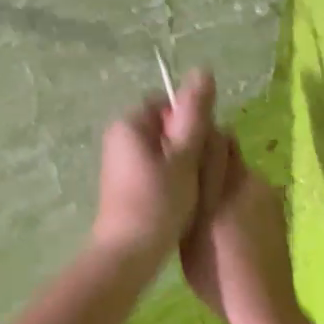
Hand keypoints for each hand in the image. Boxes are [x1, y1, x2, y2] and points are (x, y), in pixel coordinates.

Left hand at [91, 70, 214, 259]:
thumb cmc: (159, 202)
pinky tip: (183, 202)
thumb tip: (202, 70)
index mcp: (130, 123)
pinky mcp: (126, 186)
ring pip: (166, 152)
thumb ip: (195, 114)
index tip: (202, 148)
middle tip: (203, 171)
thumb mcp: (184, 155)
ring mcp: (121, 163)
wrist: (129, 254)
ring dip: (185, 166)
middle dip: (190, 144)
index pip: (169, 103)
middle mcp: (120, 138)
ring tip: (195, 189)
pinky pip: (157, 171)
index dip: (192, 121)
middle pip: (168, 127)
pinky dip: (173, 181)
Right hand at [181, 131, 302, 323]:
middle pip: (232, 160)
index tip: (184, 156)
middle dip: (213, 168)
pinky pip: (253, 202)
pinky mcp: (279, 220)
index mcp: (233, 179)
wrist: (261, 305)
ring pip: (242, 183)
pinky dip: (241, 209)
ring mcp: (271, 202)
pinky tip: (230, 234)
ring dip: (227, 191)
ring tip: (209, 218)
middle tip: (192, 192)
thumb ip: (193, 187)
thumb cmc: (216, 268)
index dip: (201, 143)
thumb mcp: (191, 227)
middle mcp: (256, 183)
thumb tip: (192, 156)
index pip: (218, 141)